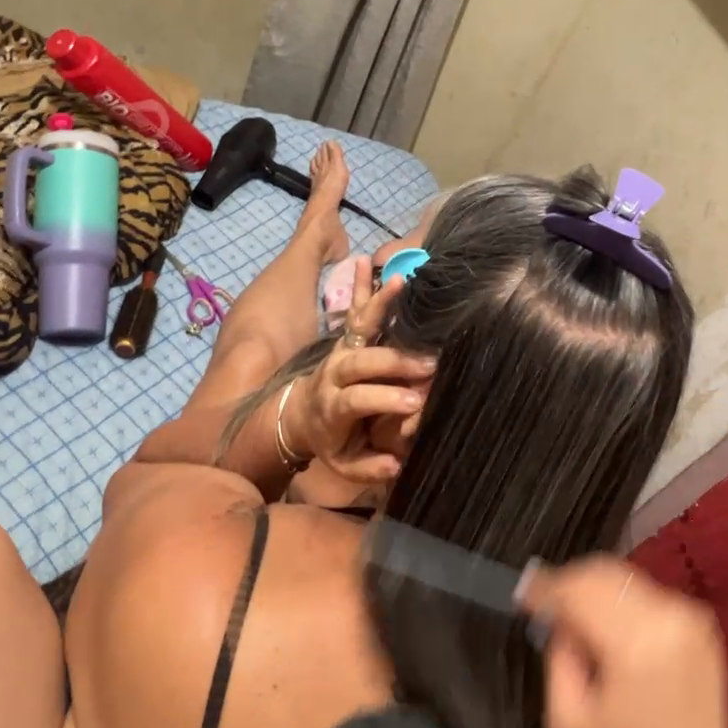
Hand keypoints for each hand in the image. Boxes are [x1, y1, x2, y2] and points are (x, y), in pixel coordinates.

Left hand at [283, 257, 432, 482]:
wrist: (299, 416)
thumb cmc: (331, 441)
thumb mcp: (344, 465)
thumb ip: (369, 467)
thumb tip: (395, 465)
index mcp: (332, 406)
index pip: (357, 399)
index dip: (384, 399)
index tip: (415, 402)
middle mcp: (334, 374)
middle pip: (362, 362)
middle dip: (394, 361)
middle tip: (428, 364)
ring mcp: (341, 352)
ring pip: (359, 326)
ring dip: (379, 304)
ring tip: (398, 281)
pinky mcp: (348, 339)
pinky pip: (357, 310)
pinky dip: (362, 286)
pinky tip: (365, 260)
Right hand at [520, 557, 727, 727]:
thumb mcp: (568, 722)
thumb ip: (557, 659)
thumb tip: (561, 619)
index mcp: (636, 645)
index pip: (580, 590)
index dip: (546, 586)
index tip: (525, 594)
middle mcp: (667, 618)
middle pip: (603, 574)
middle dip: (569, 583)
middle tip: (548, 605)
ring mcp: (687, 615)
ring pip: (624, 578)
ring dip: (596, 591)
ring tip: (581, 622)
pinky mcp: (700, 620)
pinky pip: (647, 592)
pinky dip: (622, 601)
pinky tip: (613, 630)